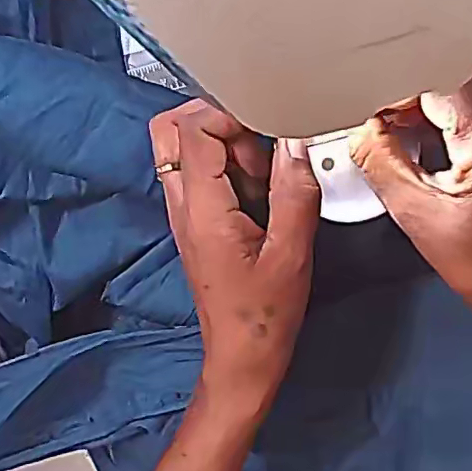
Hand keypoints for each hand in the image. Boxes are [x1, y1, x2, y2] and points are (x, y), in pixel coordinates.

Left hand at [150, 101, 321, 410]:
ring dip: (224, 145)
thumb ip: (294, 193)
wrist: (241, 355)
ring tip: (263, 175)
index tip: (269, 131)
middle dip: (219, 121)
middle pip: (173, 130)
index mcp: (201, 209)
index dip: (231, 115)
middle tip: (260, 147)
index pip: (194, 129)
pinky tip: (259, 194)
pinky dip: (227, 168)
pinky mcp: (196, 223)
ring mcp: (185, 214)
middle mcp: (182, 205)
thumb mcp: (290, 253)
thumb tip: (298, 142)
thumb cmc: (264, 315)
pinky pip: (200, 174)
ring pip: (184, 149)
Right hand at [350, 46, 471, 354]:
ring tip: (423, 110)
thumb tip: (362, 121)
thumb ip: (380, 158)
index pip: (446, 76)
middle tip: (400, 104)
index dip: (405, 80)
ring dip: (450, 72)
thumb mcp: (415, 214)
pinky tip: (449, 113)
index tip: (381, 102)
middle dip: (427, 69)